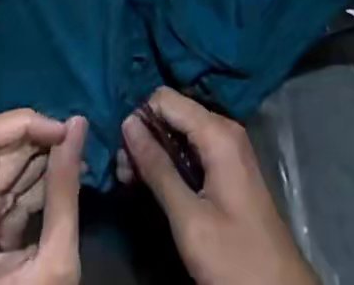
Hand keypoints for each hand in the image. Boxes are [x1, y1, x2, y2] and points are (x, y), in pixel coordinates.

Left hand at [0, 109, 87, 284]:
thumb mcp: (57, 261)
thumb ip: (64, 189)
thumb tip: (78, 124)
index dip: (23, 123)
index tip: (64, 132)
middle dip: (39, 139)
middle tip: (79, 148)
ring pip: (4, 164)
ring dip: (43, 156)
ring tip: (78, 165)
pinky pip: (9, 187)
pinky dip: (39, 177)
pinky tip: (67, 181)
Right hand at [118, 88, 316, 284]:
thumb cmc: (233, 254)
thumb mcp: (189, 217)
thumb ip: (158, 169)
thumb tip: (128, 124)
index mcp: (218, 132)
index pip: (166, 98)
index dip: (139, 118)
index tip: (120, 149)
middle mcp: (223, 130)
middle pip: (171, 114)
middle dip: (143, 137)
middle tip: (121, 173)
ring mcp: (225, 148)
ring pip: (176, 133)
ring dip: (151, 153)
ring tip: (128, 182)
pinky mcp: (223, 167)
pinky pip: (188, 150)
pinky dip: (167, 163)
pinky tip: (149, 185)